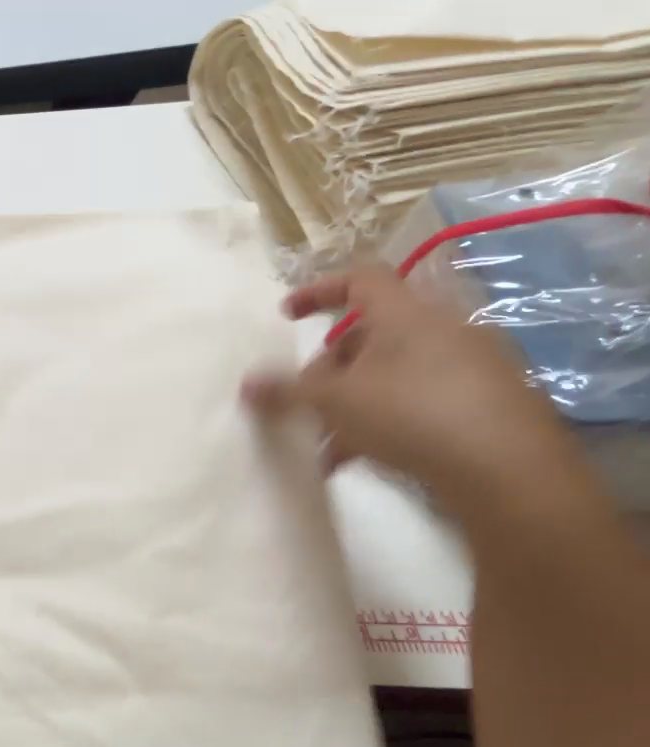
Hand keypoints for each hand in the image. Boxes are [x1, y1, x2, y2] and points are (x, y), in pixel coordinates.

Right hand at [241, 263, 577, 499]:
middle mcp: (440, 328)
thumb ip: (285, 390)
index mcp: (405, 315)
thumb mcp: (332, 401)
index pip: (360, 279)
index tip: (287, 314)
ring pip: (388, 371)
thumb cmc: (408, 413)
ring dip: (349, 401)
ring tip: (326, 441)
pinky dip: (380, 418)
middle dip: (329, 367)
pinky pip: (415, 396)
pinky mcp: (480, 396)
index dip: (319, 290)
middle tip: (305, 399)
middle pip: (369, 334)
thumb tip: (246, 382)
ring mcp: (465, 362)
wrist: (502, 464)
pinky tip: (357, 455)